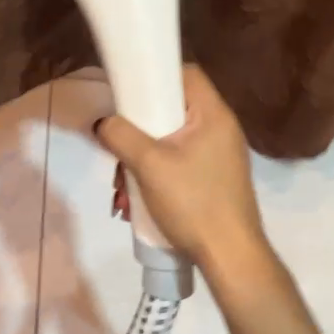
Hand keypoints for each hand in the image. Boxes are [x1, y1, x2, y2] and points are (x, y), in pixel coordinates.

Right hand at [94, 64, 271, 273]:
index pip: (186, 74)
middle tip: (116, 147)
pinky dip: (154, 174)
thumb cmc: (194, 203)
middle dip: (137, 129)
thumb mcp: (149, 165)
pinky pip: (177, 162)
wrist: (231, 259)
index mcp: (214, 115)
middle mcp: (220, 129)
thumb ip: (121, 135)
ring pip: (170, 140)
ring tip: (121, 187)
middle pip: (172, 108)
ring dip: (140, 158)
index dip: (155, 75)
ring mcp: (218, 156)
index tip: (127, 90)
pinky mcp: (213, 179)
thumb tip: (102, 123)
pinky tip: (135, 200)